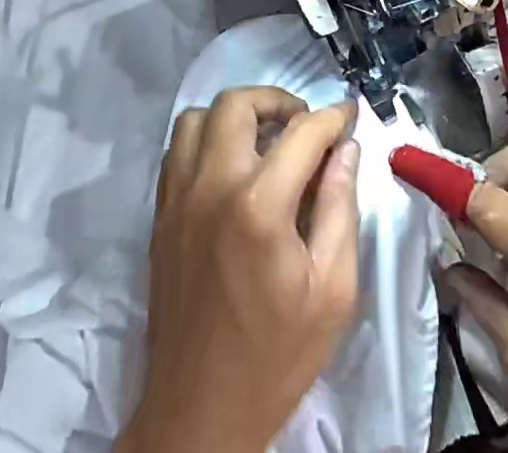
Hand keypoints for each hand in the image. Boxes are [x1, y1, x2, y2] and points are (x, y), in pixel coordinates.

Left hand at [116, 88, 360, 452]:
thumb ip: (339, 207)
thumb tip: (345, 150)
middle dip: (277, 100)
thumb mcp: (332, 289)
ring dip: (235, 115)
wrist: (199, 406)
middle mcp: (210, 186)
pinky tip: (231, 166)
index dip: (331, 117)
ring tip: (265, 139)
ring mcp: (177, 197)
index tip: (348, 114)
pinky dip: (207, 138)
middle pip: (237, 104)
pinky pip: (178, 150)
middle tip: (304, 124)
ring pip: (197, 118)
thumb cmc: (276, 353)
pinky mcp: (159, 213)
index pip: (301, 133)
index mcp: (259, 206)